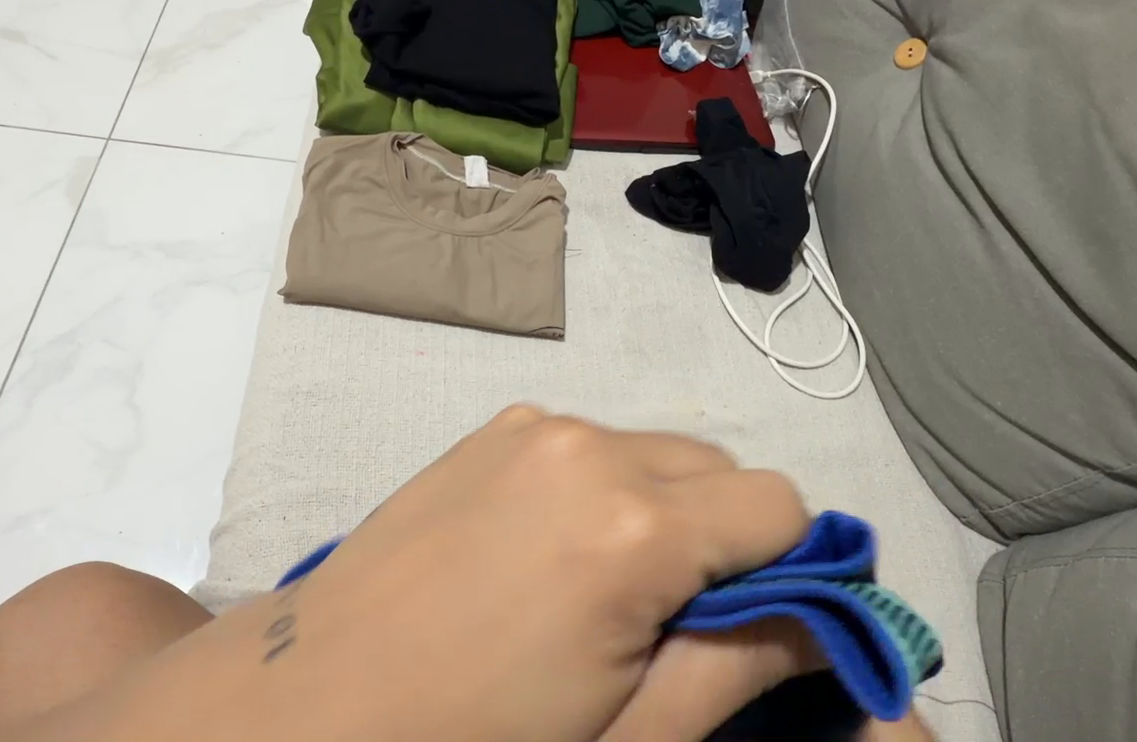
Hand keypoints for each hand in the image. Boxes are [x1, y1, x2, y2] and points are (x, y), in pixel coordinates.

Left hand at [268, 404, 811, 741]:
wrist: (313, 697)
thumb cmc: (476, 738)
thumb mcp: (628, 737)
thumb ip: (740, 667)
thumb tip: (823, 619)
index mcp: (633, 526)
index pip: (780, 504)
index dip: (791, 566)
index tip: (762, 623)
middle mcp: (592, 446)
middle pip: (721, 471)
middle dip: (725, 539)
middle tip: (673, 618)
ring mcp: (538, 425)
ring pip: (658, 452)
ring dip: (663, 509)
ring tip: (601, 586)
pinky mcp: (498, 425)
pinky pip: (595, 444)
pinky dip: (604, 486)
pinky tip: (549, 549)